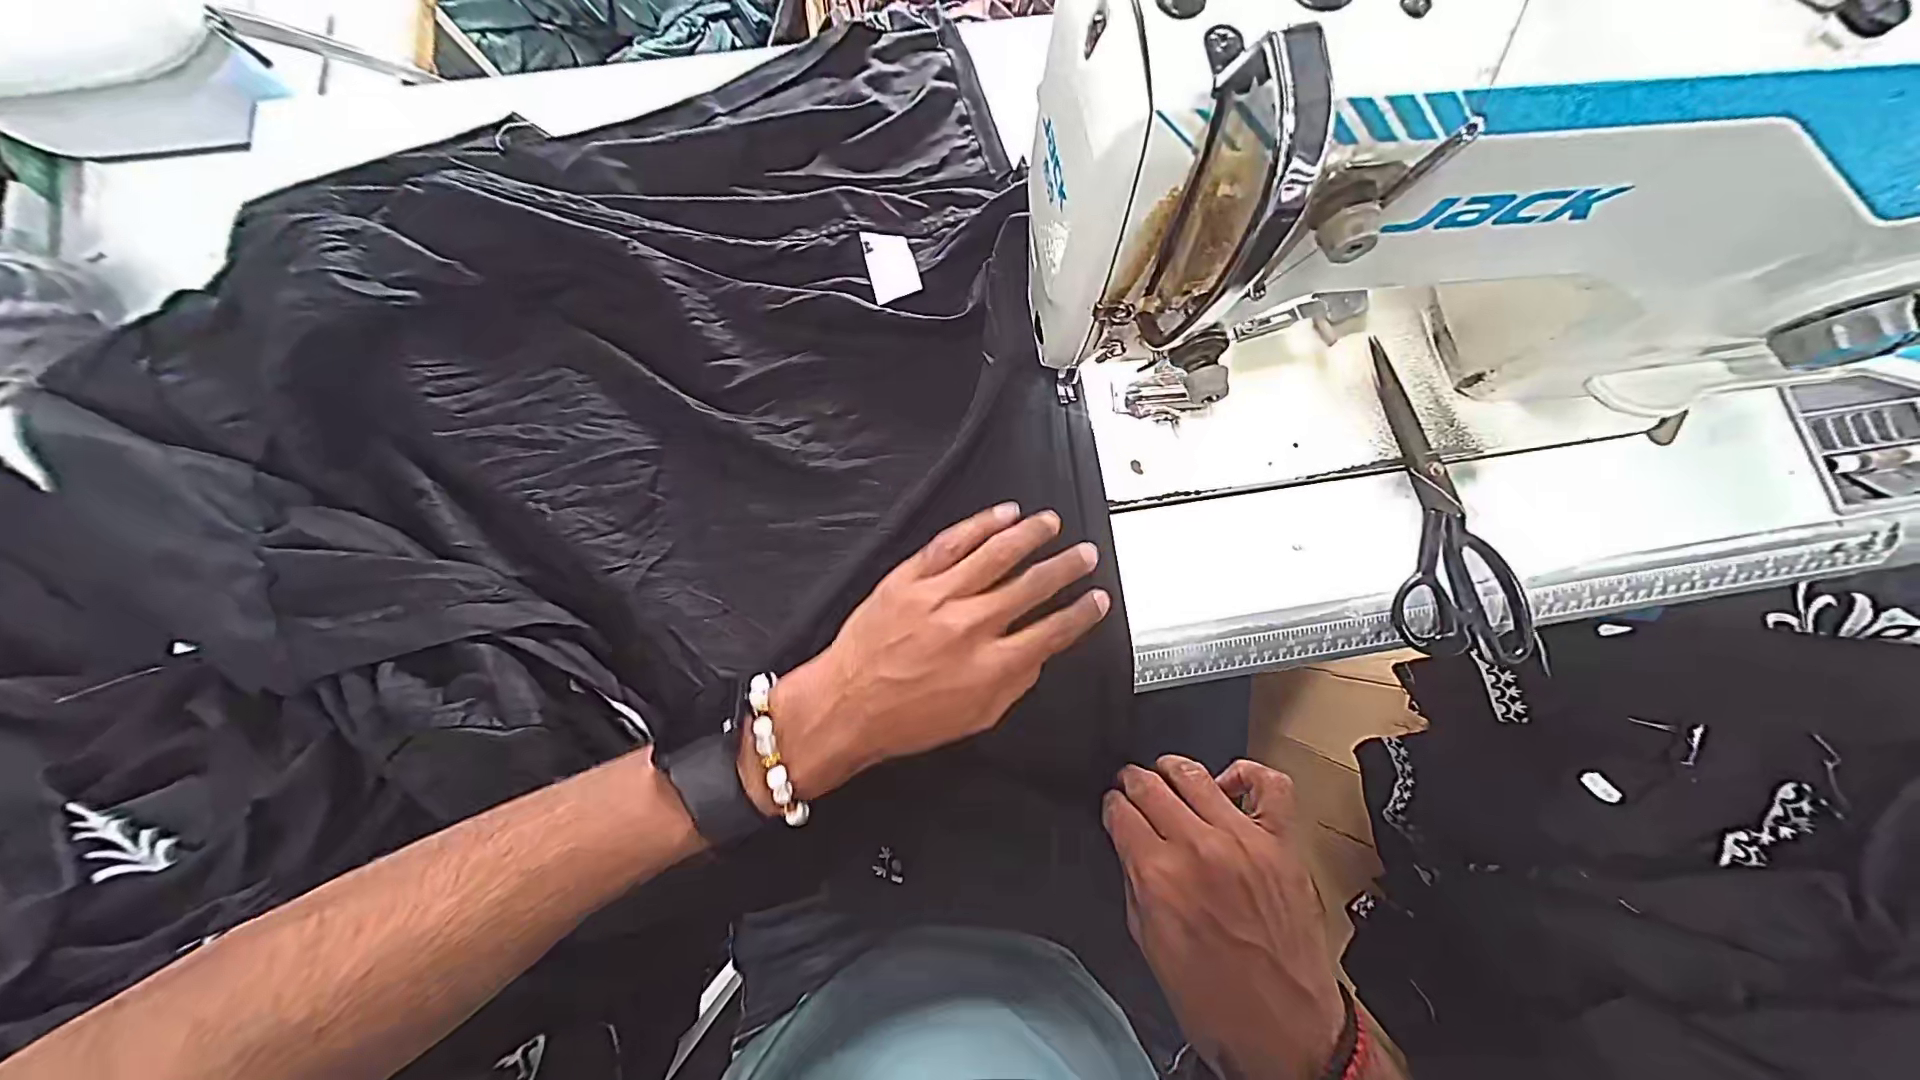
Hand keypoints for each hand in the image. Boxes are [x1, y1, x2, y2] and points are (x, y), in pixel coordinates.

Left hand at [742, 503, 1109, 809]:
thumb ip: (1014, 684)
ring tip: (1050, 523)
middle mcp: (969, 626)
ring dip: (1031, 535)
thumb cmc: (903, 718)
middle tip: (1084, 555)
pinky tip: (1001, 515)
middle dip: (1066, 568)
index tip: (1095, 600)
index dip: (1081, 613)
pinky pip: (951, 543)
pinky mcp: (909, 579)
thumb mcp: (974, 717)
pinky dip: (980, 525)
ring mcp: (938, 597)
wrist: (845, 706)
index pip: (1052, 631)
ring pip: (997, 554)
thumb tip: (1038, 655)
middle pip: (1033, 585)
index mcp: (990, 666)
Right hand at [1104, 757, 1344, 1079]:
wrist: (1289, 1035)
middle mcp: (1197, 849)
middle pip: (1148, 784)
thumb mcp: (1150, 945)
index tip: (1114, 810)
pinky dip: (1245, 773)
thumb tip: (1128, 845)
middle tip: (1130, 788)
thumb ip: (1134, 882)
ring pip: (1193, 772)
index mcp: (1159, 876)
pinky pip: (1268, 784)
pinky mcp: (1281, 844)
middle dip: (1131, 782)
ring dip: (1170, 770)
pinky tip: (1228, 784)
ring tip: (1166, 777)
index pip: (1119, 810)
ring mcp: (1243, 841)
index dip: (1111, 807)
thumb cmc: (1220, 1004)